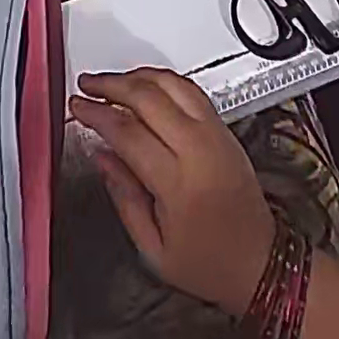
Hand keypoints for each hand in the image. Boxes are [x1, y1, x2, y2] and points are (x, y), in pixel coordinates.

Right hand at [69, 68, 275, 315]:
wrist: (261, 262)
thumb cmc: (208, 262)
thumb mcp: (153, 249)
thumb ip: (123, 196)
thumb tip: (101, 155)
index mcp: (178, 183)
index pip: (127, 131)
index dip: (96, 113)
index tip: (78, 107)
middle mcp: (199, 149)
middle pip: (147, 97)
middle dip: (111, 85)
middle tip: (88, 86)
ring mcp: (215, 133)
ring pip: (170, 83)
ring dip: (136, 76)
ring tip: (111, 80)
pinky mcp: (224, 127)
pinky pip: (190, 88)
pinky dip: (163, 78)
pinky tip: (145, 82)